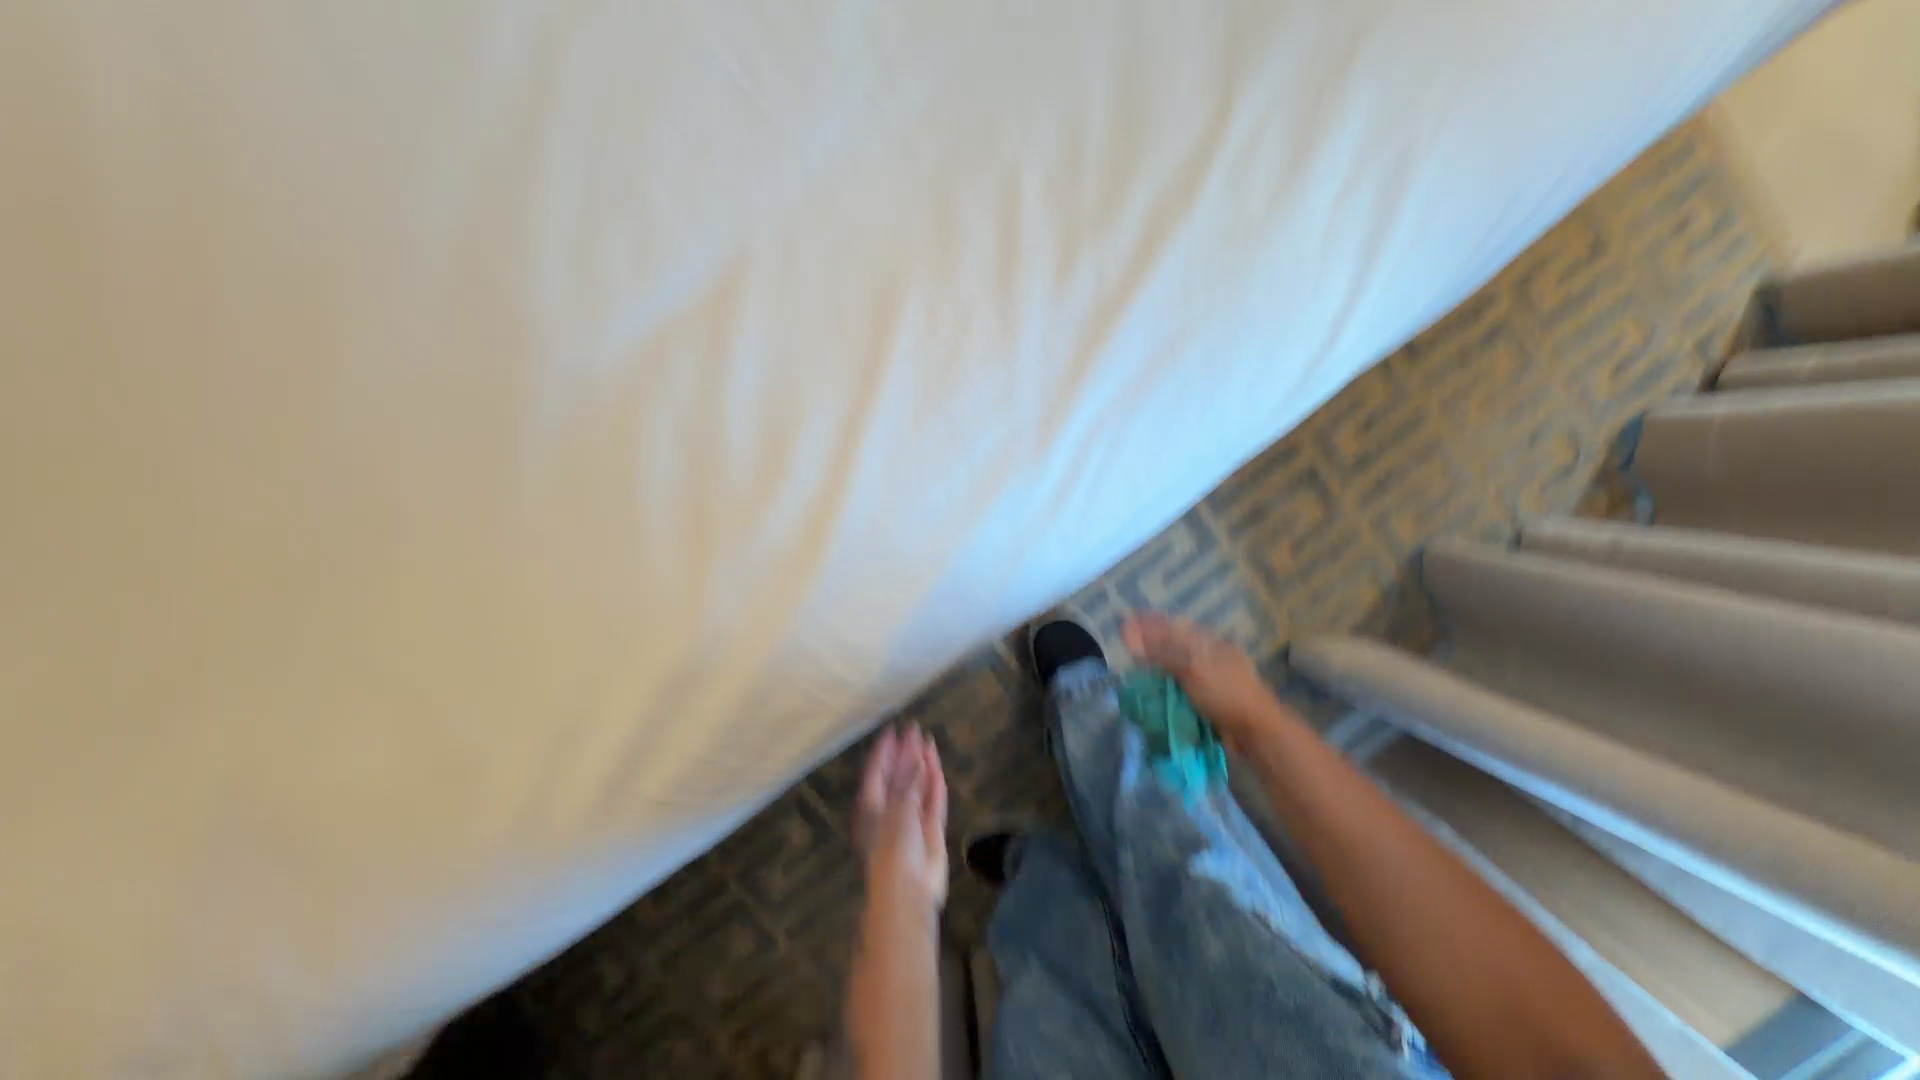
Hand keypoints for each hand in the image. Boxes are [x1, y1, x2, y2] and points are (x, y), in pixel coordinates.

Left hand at [853, 725, 948, 910]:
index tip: (893, 730)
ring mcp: (911, 821)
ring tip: (928, 742)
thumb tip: (917, 754)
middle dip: (905, 754)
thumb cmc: (893, 849)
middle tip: (914, 731)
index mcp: (872, 806)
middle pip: (897, 777)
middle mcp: (889, 811)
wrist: (909, 891)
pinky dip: (935, 785)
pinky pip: (933, 801)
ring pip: (917, 787)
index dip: (884, 751)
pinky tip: (938, 767)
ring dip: (922, 766)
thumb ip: (909, 780)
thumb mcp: (898, 809)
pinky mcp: (930, 831)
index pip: (877, 772)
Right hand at [1123, 613, 1280, 743]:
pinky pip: (1181, 683)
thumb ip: (1161, 652)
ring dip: (1156, 661)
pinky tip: (1153, 684)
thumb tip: (1131, 634)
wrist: (1255, 731)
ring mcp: (1211, 676)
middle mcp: (1210, 654)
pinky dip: (1165, 681)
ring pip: (1178, 663)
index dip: (1148, 622)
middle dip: (1150, 640)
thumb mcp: (1192, 668)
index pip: (1173, 625)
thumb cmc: (1225, 694)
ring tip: (1134, 661)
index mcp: (1209, 642)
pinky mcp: (1209, 697)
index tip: (1125, 620)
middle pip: (1175, 642)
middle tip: (1125, 641)